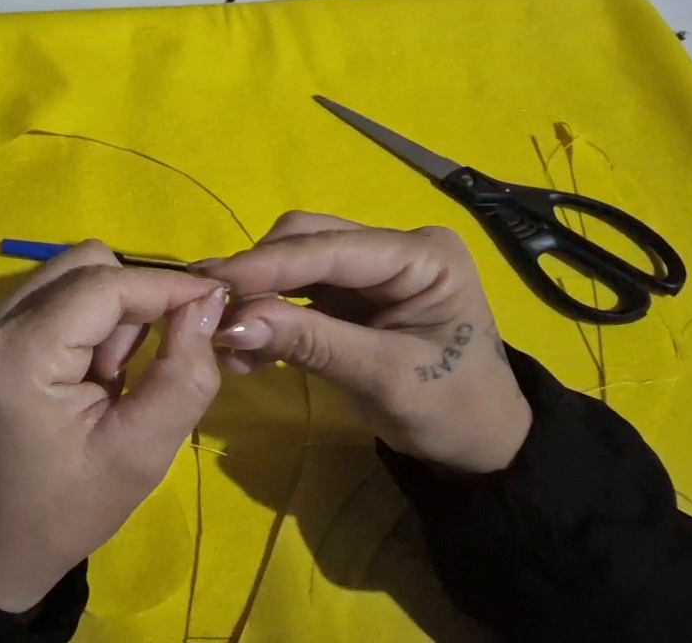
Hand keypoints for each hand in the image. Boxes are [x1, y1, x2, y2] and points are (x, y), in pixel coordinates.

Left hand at [0, 242, 226, 612]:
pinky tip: (93, 373)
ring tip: (112, 381)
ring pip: (77, 272)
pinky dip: (93, 319)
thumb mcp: (139, 454)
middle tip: (144, 364)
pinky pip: (62, 292)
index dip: (166, 285)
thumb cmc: (66, 507)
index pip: (105, 284)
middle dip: (135, 301)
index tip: (217, 300)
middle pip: (89, 264)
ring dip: (114, 313)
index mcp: (22, 352)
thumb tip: (208, 300)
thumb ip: (181, 374)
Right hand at [197, 212, 532, 473]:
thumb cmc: (452, 412)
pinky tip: (247, 345)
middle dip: (260, 274)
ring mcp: (370, 267)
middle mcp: (394, 248)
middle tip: (212, 310)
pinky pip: (295, 288)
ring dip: (258, 293)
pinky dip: (268, 312)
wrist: (480, 449)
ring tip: (226, 336)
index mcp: (423, 256)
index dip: (269, 264)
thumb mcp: (384, 380)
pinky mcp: (350, 291)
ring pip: (294, 260)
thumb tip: (231, 323)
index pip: (333, 249)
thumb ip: (309, 343)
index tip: (212, 282)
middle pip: (307, 241)